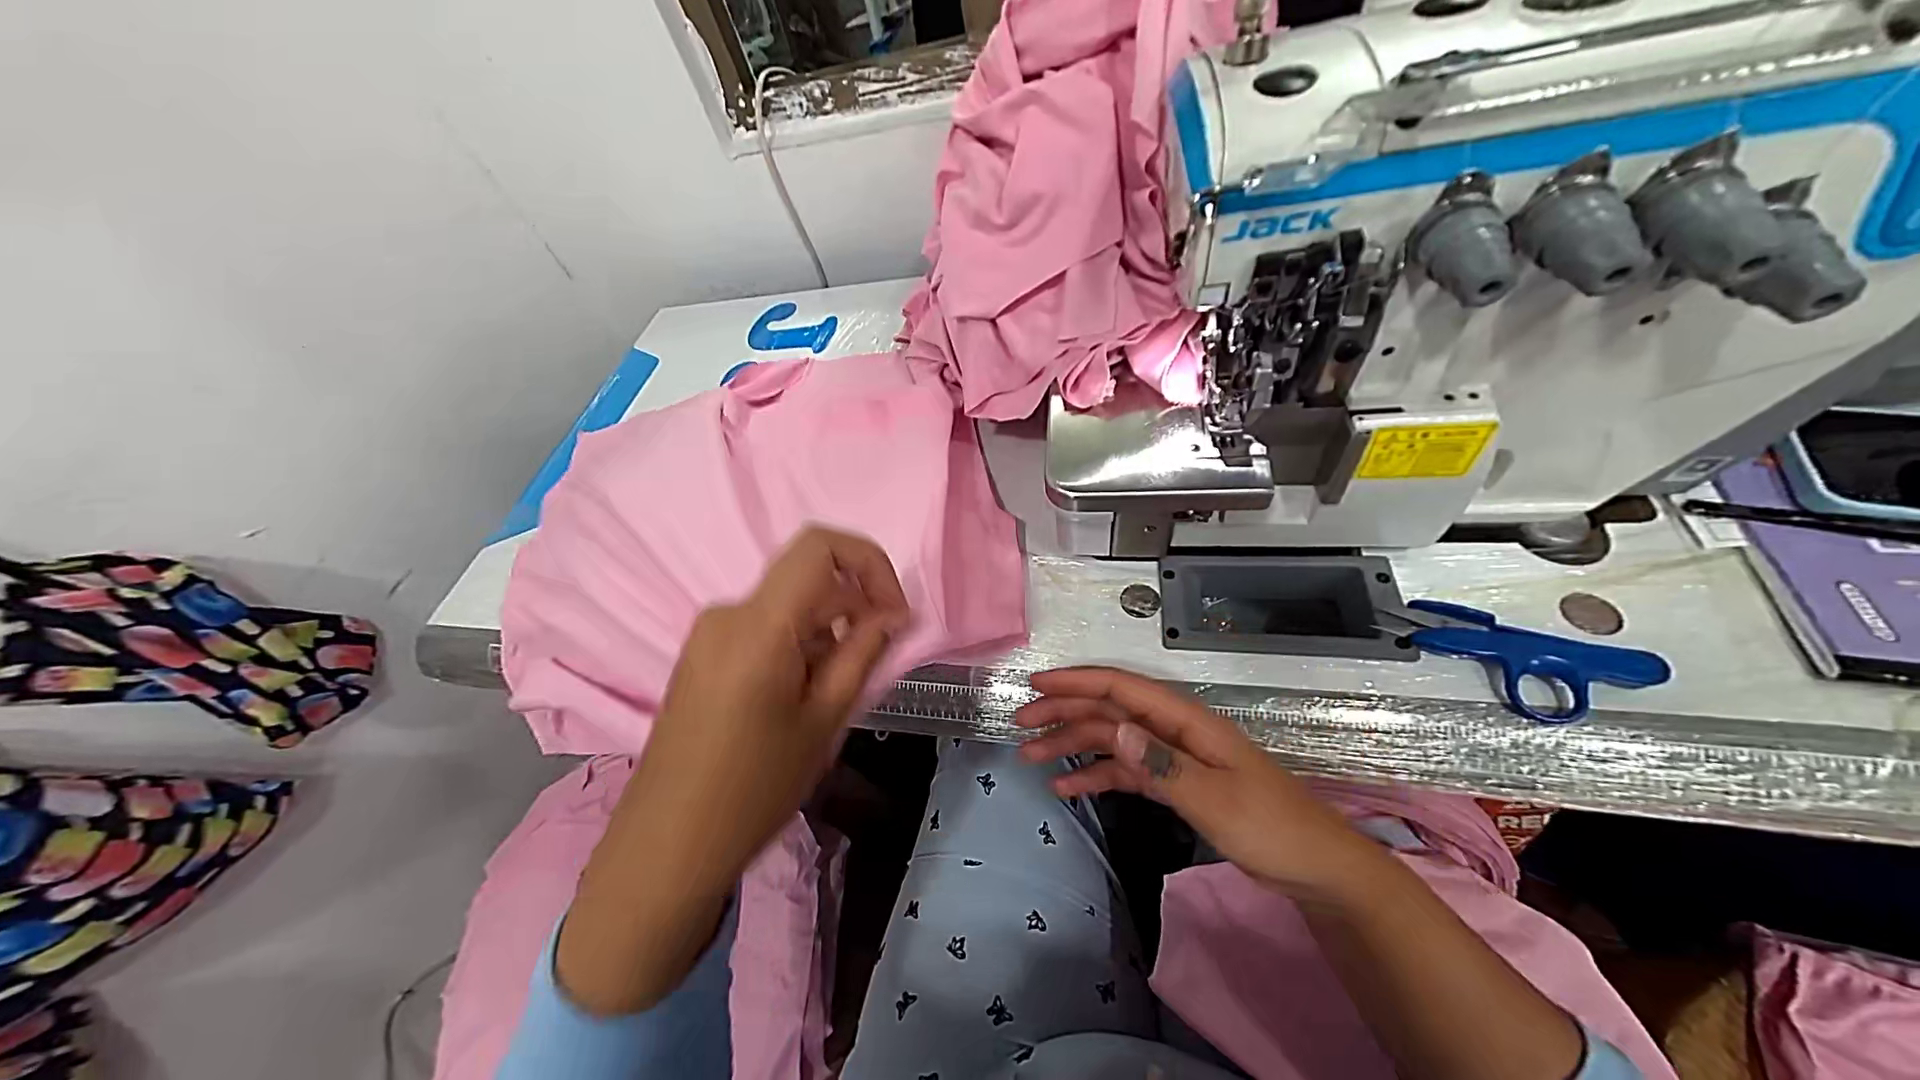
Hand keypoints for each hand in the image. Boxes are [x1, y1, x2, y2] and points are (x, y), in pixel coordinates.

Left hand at [559, 526, 908, 1013]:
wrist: (667, 843)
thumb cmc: (755, 787)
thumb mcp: (824, 719)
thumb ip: (863, 652)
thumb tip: (895, 614)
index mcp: (759, 623)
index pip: (821, 545)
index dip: (870, 564)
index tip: (893, 614)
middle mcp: (729, 612)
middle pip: (807, 578)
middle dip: (853, 607)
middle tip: (874, 663)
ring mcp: (709, 632)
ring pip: (788, 606)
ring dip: (826, 630)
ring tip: (833, 693)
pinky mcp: (701, 653)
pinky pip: (763, 626)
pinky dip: (798, 642)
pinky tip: (800, 695)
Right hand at [1022, 669, 1587, 1079]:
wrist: (1317, 867)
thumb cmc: (1270, 827)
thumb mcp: (1213, 797)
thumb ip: (1160, 763)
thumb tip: (1111, 730)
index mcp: (1186, 721)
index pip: (1122, 689)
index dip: (1077, 683)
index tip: (1035, 685)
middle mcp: (1175, 730)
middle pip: (1110, 711)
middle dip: (1064, 713)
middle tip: (1020, 726)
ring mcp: (1174, 756)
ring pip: (1113, 740)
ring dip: (1073, 745)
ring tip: (1032, 758)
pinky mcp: (1176, 782)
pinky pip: (1126, 770)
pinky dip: (1096, 774)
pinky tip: (1068, 787)